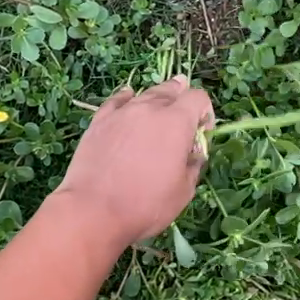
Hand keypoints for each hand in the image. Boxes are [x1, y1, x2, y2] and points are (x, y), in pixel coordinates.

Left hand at [49, 77, 214, 248]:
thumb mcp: (183, 191)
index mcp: (176, 122)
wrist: (94, 209)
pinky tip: (128, 96)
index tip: (203, 132)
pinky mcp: (99, 121)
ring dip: (157, 98)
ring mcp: (122, 112)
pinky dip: (127, 97)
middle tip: (184, 110)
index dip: (206, 111)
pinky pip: (117, 100)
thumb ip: (193, 165)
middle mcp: (149, 109)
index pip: (198, 98)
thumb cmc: (145, 204)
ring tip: (161, 101)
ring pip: (145, 94)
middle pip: (170, 91)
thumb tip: (193, 154)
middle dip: (181, 97)